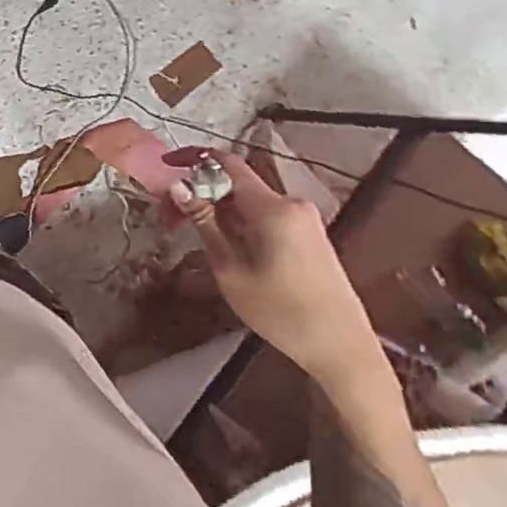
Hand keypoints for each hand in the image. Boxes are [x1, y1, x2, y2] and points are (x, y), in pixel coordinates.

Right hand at [168, 152, 385, 394]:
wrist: (341, 349)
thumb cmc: (279, 311)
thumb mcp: (229, 268)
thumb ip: (205, 223)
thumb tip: (178, 187)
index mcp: (273, 208)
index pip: (227, 163)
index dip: (193, 158)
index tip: (164, 164)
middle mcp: (291, 205)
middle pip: (235, 183)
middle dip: (198, 193)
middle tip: (168, 218)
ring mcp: (303, 220)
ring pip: (247, 201)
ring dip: (215, 209)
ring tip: (188, 234)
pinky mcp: (307, 235)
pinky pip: (262, 215)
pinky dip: (235, 221)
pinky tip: (219, 244)